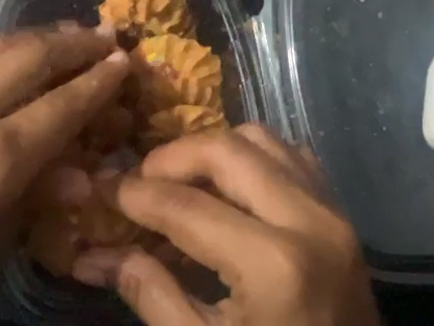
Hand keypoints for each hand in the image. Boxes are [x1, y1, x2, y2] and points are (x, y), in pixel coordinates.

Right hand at [72, 126, 379, 325]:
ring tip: (181, 183)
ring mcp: (333, 214)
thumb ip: (150, 293)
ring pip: (261, 139)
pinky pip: (291, 156)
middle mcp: (308, 222)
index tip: (99, 187)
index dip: (132, 194)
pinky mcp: (343, 216)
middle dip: (171, 158)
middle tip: (138, 182)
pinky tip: (229, 189)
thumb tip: (90, 255)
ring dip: (213, 151)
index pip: (184, 206)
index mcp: (273, 266)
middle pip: (224, 150)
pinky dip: (253, 158)